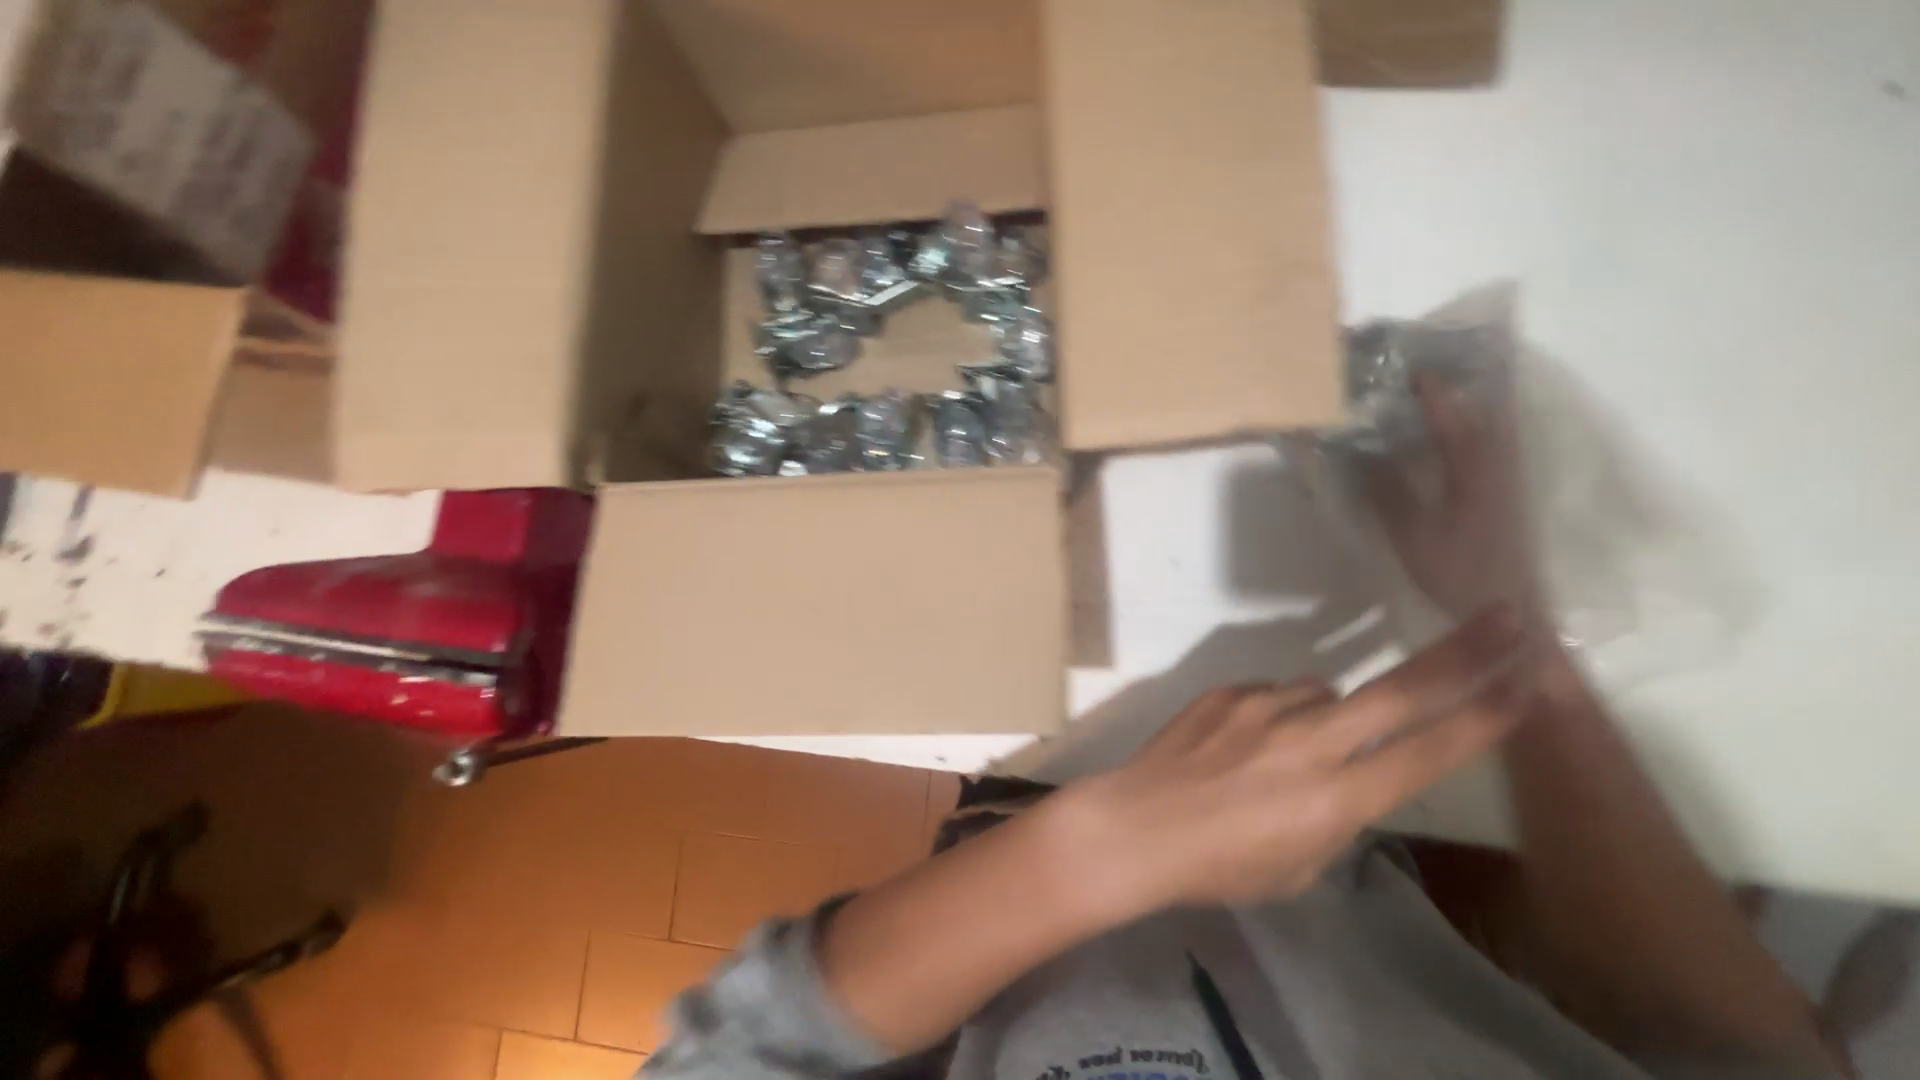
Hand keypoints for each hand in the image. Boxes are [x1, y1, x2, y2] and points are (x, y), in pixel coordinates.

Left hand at [1056, 608, 1528, 913]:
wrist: (1135, 827)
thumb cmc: (1218, 867)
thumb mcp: (1297, 867)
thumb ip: (1336, 818)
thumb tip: (1350, 780)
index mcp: (1336, 798)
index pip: (1426, 754)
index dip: (1483, 721)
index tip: (1529, 686)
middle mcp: (1309, 742)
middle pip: (1399, 691)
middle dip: (1461, 654)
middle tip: (1505, 616)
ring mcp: (1265, 708)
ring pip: (1326, 692)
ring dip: (1330, 713)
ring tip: (1288, 753)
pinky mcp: (1229, 691)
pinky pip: (1275, 696)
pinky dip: (1278, 715)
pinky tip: (1246, 744)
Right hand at [1364, 374, 1537, 618]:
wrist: (1512, 611)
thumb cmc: (1461, 571)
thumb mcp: (1414, 534)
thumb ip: (1389, 491)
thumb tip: (1362, 452)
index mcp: (1475, 467)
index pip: (1451, 415)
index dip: (1429, 390)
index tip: (1405, 368)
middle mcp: (1498, 462)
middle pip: (1483, 409)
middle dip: (1458, 386)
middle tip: (1425, 371)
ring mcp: (1508, 477)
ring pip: (1491, 426)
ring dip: (1468, 405)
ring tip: (1437, 394)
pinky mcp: (1507, 494)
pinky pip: (1491, 444)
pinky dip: (1473, 429)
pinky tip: (1452, 437)